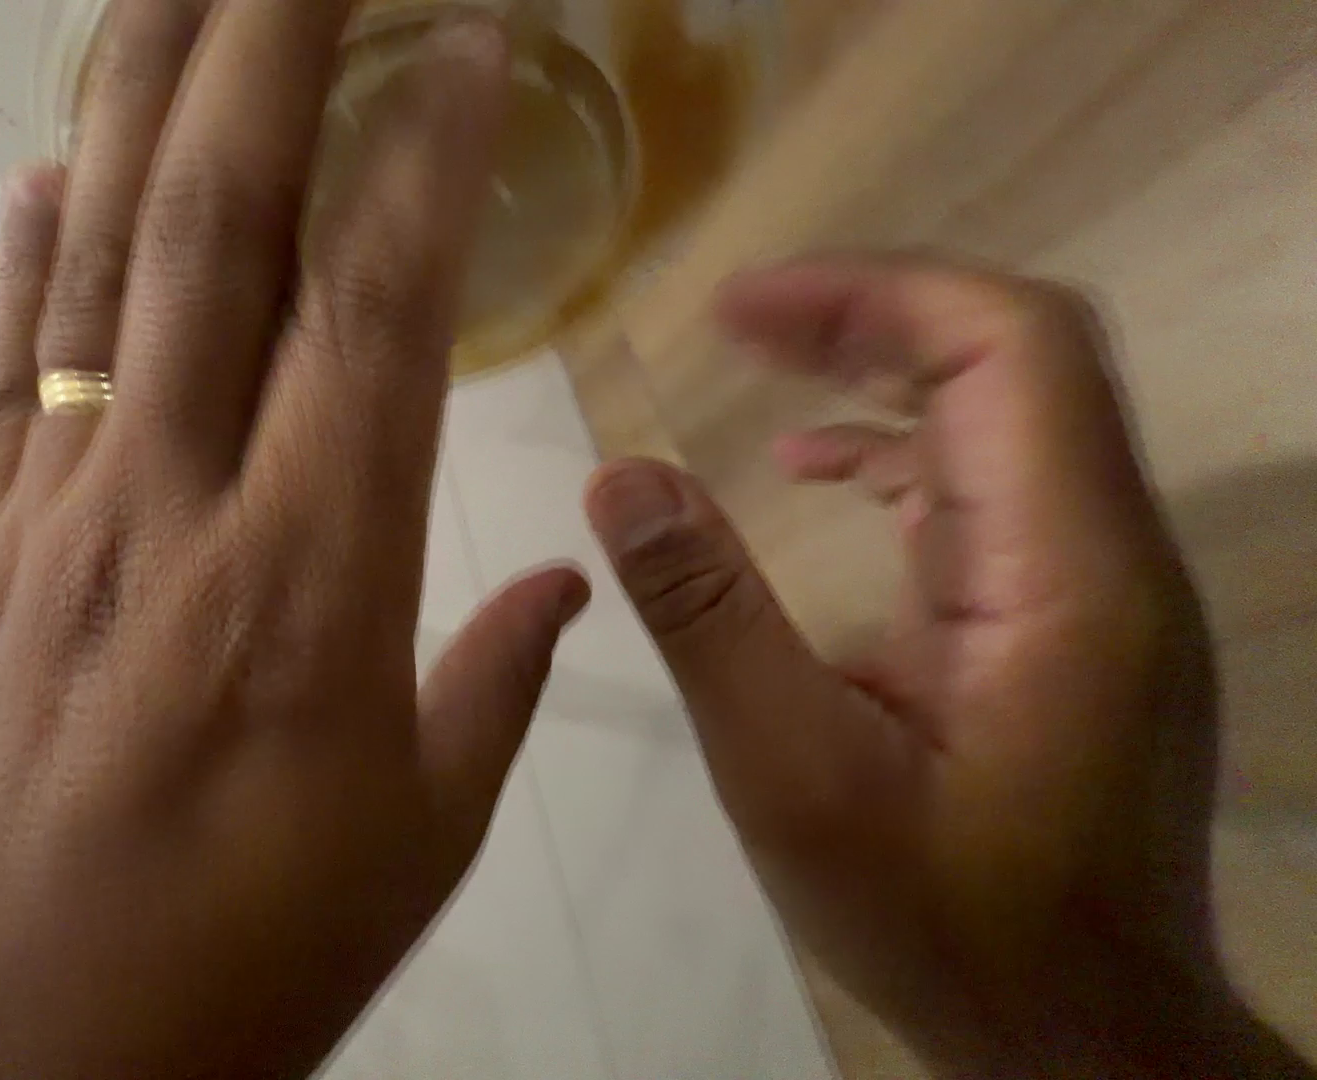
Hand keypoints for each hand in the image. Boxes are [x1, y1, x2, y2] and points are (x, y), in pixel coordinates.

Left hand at [0, 3, 592, 1078]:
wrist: (44, 1028)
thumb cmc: (261, 941)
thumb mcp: (423, 829)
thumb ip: (494, 678)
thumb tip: (558, 577)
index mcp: (312, 581)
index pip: (375, 315)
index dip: (425, 163)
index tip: (468, 47)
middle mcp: (174, 506)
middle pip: (217, 236)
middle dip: (264, 56)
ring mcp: (61, 513)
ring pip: (99, 271)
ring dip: (139, 104)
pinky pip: (7, 370)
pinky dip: (24, 256)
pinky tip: (48, 167)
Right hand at [585, 256, 1309, 1076]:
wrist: (1073, 1037)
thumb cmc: (936, 917)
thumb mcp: (787, 768)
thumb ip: (705, 615)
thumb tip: (620, 478)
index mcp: (1058, 575)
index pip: (1009, 352)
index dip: (872, 299)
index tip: (738, 307)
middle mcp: (1096, 554)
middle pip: (1013, 361)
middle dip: (868, 316)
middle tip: (737, 317)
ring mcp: (1083, 584)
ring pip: (1001, 414)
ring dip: (878, 369)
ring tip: (762, 358)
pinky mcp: (1051, 617)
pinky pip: (980, 485)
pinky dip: (888, 447)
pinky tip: (810, 469)